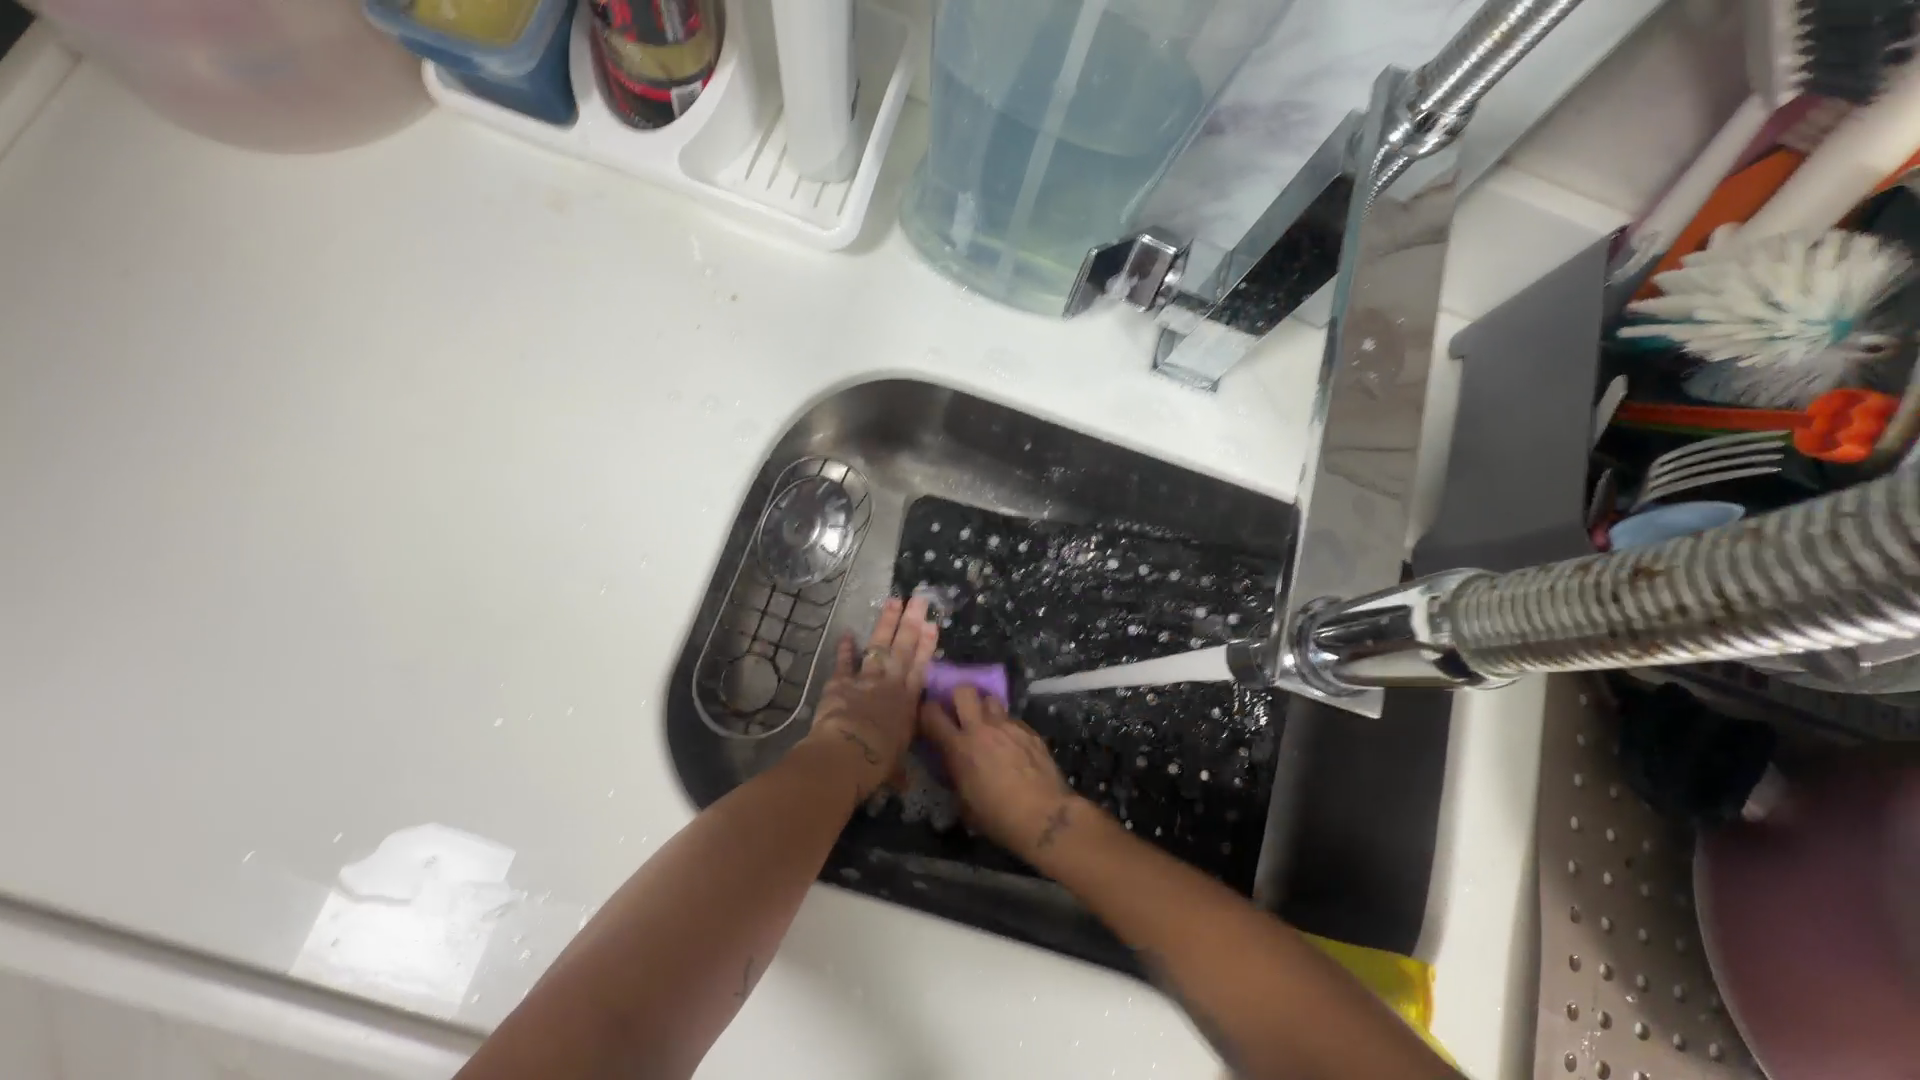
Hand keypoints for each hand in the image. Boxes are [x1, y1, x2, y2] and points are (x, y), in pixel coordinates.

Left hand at [803, 596, 937, 798]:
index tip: (932, 625)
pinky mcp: (840, 683)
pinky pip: (844, 662)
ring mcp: (866, 680)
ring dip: (886, 623)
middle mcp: (891, 686)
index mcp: (908, 705)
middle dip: (912, 622)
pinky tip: (846, 633)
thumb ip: (897, 770)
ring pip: (879, 646)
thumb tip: (903, 784)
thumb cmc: (877, 764)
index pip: (921, 669)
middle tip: (920, 599)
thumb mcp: (893, 769)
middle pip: (904, 648)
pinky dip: (844, 649)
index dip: (927, 646)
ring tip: (895, 600)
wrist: (846, 755)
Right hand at [918, 686, 1086, 862]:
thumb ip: (955, 777)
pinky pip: (1012, 718)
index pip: (931, 713)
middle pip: (964, 691)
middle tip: (960, 713)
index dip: (926, 712)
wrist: (1044, 816)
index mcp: (958, 748)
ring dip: (985, 709)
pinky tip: (1012, 744)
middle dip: (958, 697)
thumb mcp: (964, 804)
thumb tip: (954, 769)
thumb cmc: (998, 817)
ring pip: (991, 699)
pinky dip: (1007, 727)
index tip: (929, 719)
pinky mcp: (1030, 731)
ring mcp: (1008, 726)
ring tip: (988, 726)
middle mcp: (981, 729)